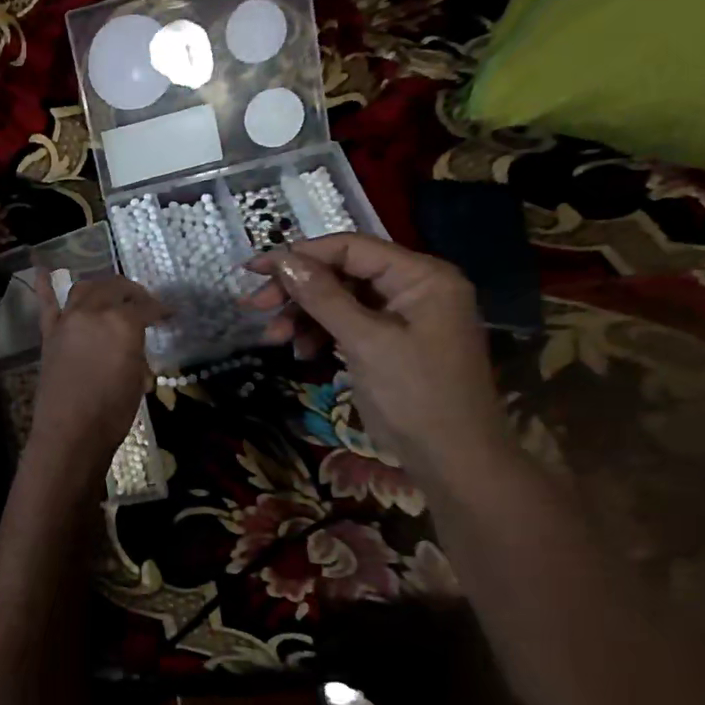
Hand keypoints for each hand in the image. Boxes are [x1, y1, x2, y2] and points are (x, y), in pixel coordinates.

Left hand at [28, 272, 166, 471]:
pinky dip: (44, 285)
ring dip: (100, 286)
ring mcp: (67, 321)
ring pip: (84, 289)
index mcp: (122, 323)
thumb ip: (136, 349)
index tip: (169, 315)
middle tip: (144, 303)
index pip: (146, 307)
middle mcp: (93, 313)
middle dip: (133, 293)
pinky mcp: (49, 335)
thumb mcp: (138, 378)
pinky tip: (41, 267)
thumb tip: (132, 342)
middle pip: (115, 289)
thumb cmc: (113, 411)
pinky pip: (45, 304)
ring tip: (110, 292)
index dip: (160, 310)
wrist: (71, 431)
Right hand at [246, 234, 507, 471]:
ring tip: (274, 340)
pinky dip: (318, 334)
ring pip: (338, 299)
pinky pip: (345, 323)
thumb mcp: (365, 341)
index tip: (254, 271)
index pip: (352, 248)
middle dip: (296, 290)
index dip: (301, 255)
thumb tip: (282, 260)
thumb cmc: (415, 393)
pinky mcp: (388, 341)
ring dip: (302, 316)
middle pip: (341, 272)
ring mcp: (401, 315)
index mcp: (422, 277)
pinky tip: (301, 353)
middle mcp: (413, 287)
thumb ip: (323, 297)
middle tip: (254, 308)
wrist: (450, 456)